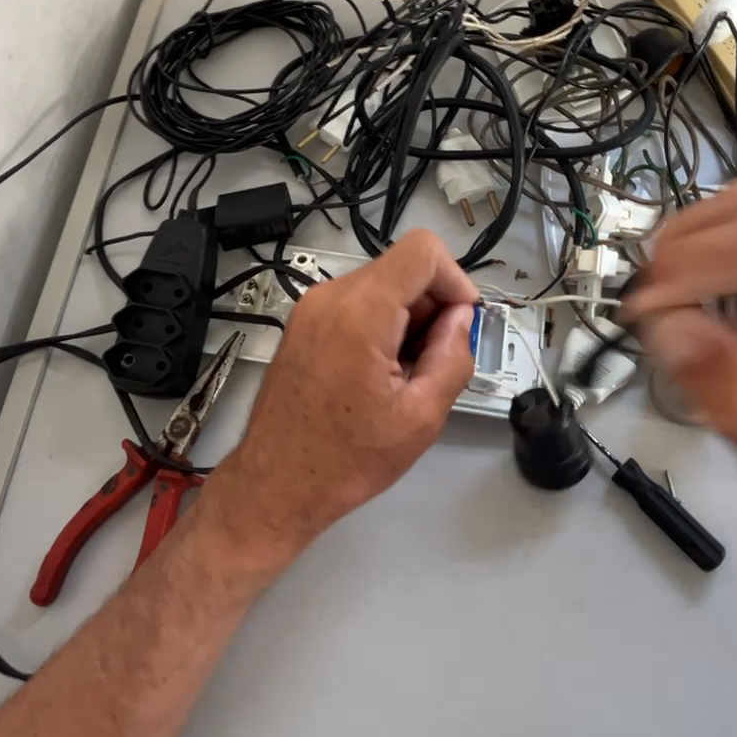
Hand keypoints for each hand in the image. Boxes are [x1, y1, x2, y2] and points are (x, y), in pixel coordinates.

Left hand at [200, 230, 478, 562]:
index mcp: (361, 314)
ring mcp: (312, 308)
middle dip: (432, 306)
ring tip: (405, 374)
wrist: (275, 485)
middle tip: (435, 360)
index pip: (423, 251)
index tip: (461, 322)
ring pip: (383, 285)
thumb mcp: (421, 416)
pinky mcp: (304, 322)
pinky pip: (358, 302)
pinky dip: (382, 324)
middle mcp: (331, 298)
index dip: (455, 280)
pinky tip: (381, 372)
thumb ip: (453, 356)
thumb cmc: (343, 460)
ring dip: (408, 318)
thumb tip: (461, 320)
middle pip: (403, 267)